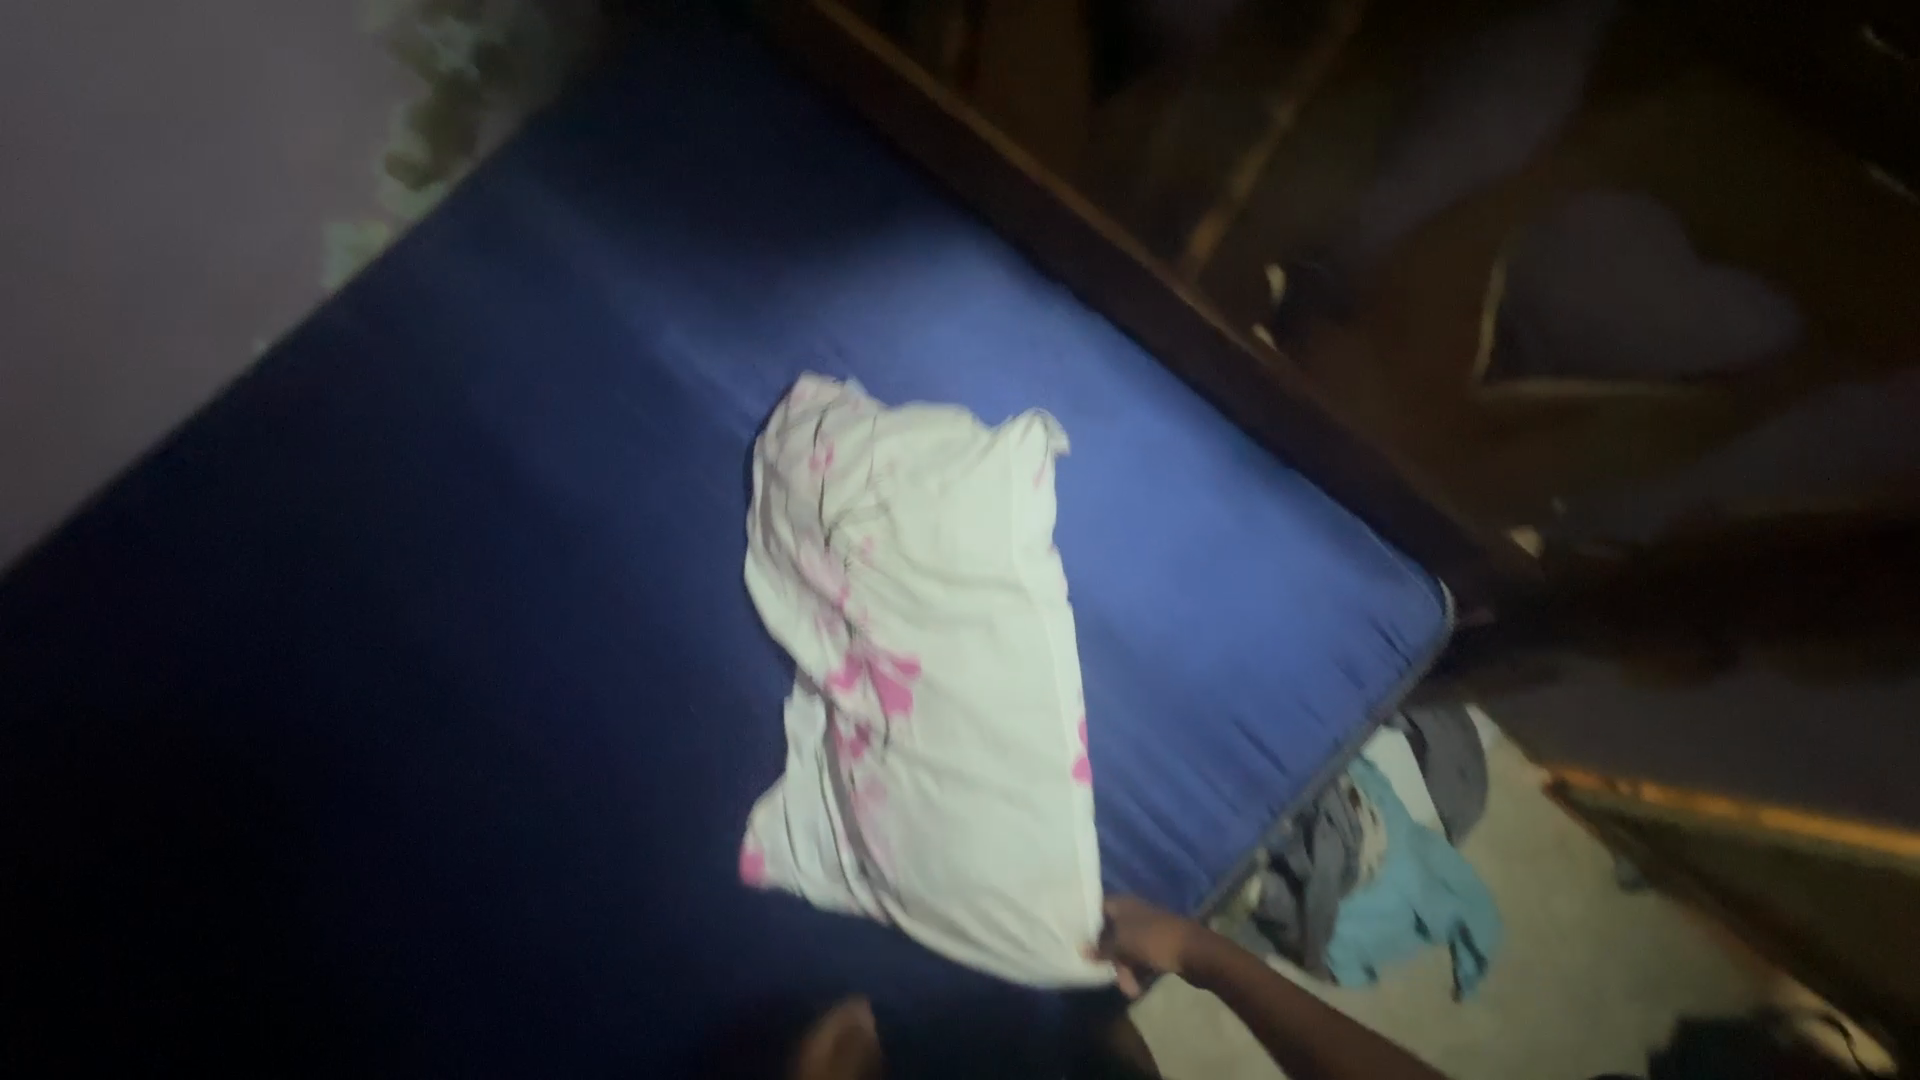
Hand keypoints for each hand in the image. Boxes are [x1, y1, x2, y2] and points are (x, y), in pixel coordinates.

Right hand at [1088, 896, 1208, 997]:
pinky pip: (1140, 957)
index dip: (1086, 922)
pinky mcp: (1159, 946)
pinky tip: (1138, 987)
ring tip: (1129, 989)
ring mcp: (1147, 930)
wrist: (1195, 951)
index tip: (1075, 938)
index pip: (1097, 907)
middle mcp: (1133, 913)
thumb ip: (1101, 947)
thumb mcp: (1123, 943)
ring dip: (1124, 969)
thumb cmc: (1154, 940)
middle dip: (1108, 956)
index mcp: (1123, 905)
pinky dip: (1137, 971)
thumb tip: (1080, 948)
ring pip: (1126, 948)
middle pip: (1111, 932)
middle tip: (1107, 974)